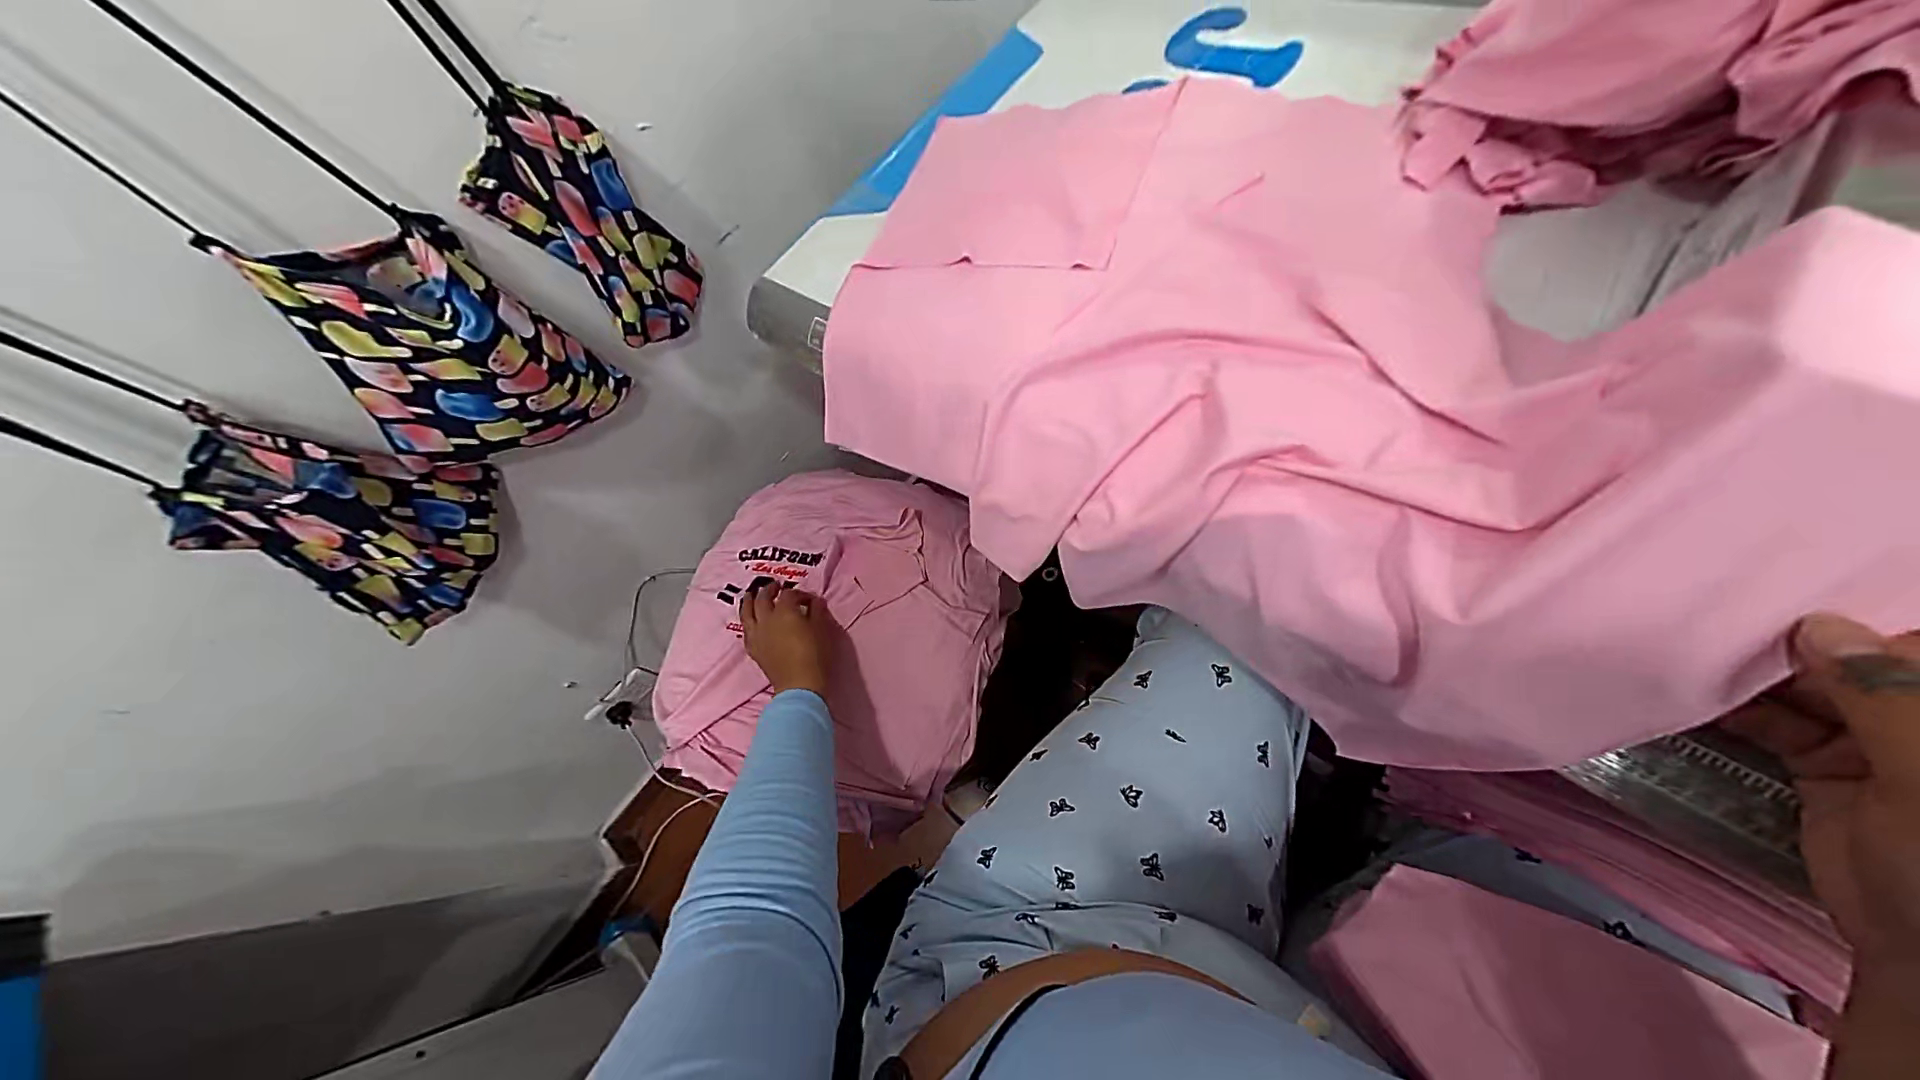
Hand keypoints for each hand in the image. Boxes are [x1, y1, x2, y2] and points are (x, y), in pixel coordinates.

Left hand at [739, 582, 832, 696]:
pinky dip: (747, 620)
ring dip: (749, 600)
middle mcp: (766, 618)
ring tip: (751, 594)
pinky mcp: (753, 648)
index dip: (800, 594)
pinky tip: (750, 620)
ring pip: (747, 611)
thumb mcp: (822, 629)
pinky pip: (746, 629)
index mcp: (785, 611)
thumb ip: (817, 611)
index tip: (809, 599)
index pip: (790, 594)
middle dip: (770, 589)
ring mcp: (757, 633)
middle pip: (763, 598)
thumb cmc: (815, 655)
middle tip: (775, 586)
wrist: (799, 685)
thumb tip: (815, 601)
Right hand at [1722, 614, 1919, 968]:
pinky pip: (1779, 726)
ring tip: (1692, 652)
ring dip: (1757, 678)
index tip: (1781, 598)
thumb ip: (1884, 698)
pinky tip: (1697, 694)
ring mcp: (1879, 749)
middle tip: (1715, 621)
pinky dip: (1739, 711)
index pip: (1913, 647)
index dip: (1857, 623)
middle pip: (1859, 667)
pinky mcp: (1828, 769)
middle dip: (1794, 647)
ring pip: (1811, 693)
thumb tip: (1819, 625)